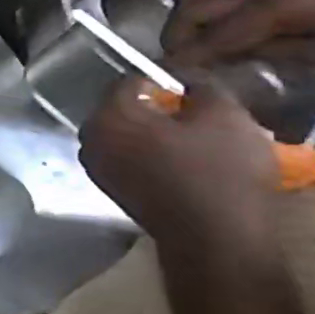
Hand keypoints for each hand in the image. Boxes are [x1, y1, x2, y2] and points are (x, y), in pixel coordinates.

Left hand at [80, 78, 276, 251]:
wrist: (214, 237)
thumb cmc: (219, 169)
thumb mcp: (224, 114)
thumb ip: (200, 86)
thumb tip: (186, 77)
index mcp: (108, 117)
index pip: (127, 82)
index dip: (160, 77)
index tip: (189, 84)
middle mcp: (90, 139)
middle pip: (119, 109)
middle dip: (151, 105)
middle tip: (190, 109)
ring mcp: (96, 167)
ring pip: (121, 134)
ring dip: (148, 130)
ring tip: (188, 134)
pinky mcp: (109, 189)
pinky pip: (124, 157)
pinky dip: (144, 152)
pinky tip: (177, 158)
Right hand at [163, 0, 314, 70]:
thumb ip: (268, 52)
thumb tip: (220, 60)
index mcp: (277, 5)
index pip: (212, 35)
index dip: (188, 58)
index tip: (169, 76)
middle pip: (195, 4)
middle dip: (177, 33)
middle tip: (177, 60)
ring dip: (187, 10)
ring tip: (192, 37)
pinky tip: (216, 18)